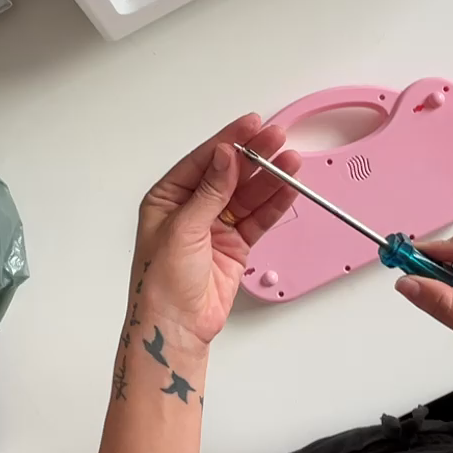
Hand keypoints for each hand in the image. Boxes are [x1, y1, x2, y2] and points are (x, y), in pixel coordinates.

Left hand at [132, 114, 300, 345]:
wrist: (176, 327)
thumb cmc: (162, 282)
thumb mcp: (183, 229)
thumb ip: (209, 191)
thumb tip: (224, 156)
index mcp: (168, 198)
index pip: (203, 161)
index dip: (229, 140)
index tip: (251, 125)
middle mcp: (192, 209)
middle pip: (229, 174)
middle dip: (254, 156)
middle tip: (277, 138)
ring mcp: (215, 226)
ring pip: (248, 195)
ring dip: (270, 178)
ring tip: (290, 161)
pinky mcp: (235, 245)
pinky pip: (258, 218)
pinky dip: (274, 204)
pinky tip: (288, 188)